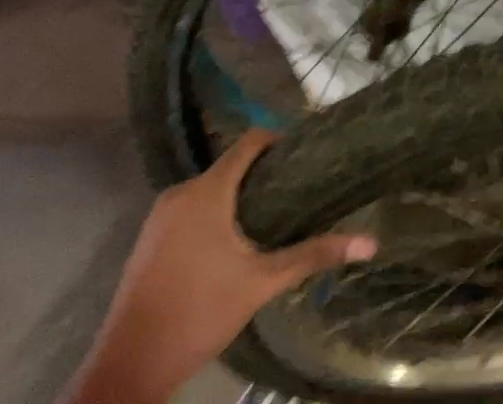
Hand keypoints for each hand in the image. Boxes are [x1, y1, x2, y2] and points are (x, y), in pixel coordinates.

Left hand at [62, 130, 376, 403]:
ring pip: (212, 188)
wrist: (130, 363)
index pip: (249, 143)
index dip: (281, 139)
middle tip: (304, 188)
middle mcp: (180, 194)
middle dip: (268, 172)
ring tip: (280, 212)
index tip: (311, 153)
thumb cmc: (200, 312)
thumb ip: (315, 254)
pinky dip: (219, 211)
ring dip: (243, 194)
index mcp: (206, 193)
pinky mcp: (150, 239)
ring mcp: (159, 217)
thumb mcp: (264, 282)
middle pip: (232, 165)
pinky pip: (193, 207)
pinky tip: (240, 239)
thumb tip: (372, 242)